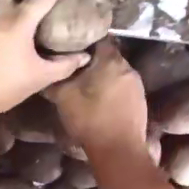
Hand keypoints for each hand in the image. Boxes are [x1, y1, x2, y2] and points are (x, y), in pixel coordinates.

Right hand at [47, 39, 148, 159]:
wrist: (118, 150)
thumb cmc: (90, 119)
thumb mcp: (63, 97)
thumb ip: (56, 78)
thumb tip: (48, 69)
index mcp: (111, 60)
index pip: (98, 38)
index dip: (84, 40)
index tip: (70, 45)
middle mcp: (128, 67)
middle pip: (108, 55)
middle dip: (92, 60)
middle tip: (74, 66)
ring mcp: (137, 85)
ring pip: (116, 71)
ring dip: (102, 75)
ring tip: (85, 84)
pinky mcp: (140, 100)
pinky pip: (122, 86)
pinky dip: (111, 88)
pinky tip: (99, 99)